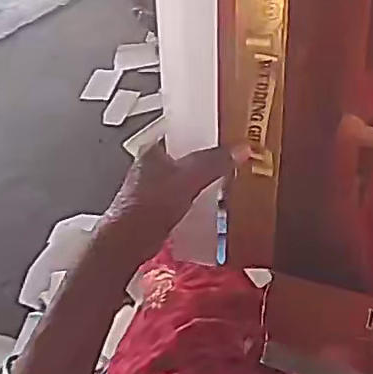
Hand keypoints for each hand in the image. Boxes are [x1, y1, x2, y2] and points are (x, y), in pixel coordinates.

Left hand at [95, 140, 240, 269]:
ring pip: (188, 174)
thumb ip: (215, 161)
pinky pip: (187, 192)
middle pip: (188, 154)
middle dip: (211, 156)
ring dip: (207, 176)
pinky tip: (214, 199)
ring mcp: (154, 185)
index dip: (206, 131)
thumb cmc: (152, 205)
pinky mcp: (159, 205)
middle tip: (233, 156)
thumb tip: (243, 148)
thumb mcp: (189, 178)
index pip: (184, 131)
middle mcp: (151, 164)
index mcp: (154, 149)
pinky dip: (201, 194)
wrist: (130, 242)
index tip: (228, 134)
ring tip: (229, 176)